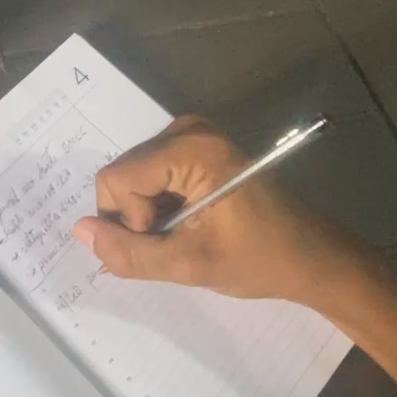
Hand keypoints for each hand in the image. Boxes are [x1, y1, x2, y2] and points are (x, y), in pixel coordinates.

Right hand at [71, 116, 368, 304]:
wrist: (315, 258)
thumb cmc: (260, 261)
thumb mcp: (190, 266)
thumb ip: (130, 252)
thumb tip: (81, 231)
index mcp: (191, 149)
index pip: (117, 179)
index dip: (128, 219)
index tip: (167, 243)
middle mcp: (186, 130)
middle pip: (122, 173)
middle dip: (135, 214)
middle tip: (174, 241)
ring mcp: (191, 134)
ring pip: (131, 173)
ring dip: (145, 210)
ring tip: (183, 232)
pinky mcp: (195, 144)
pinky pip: (148, 170)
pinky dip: (156, 200)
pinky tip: (186, 219)